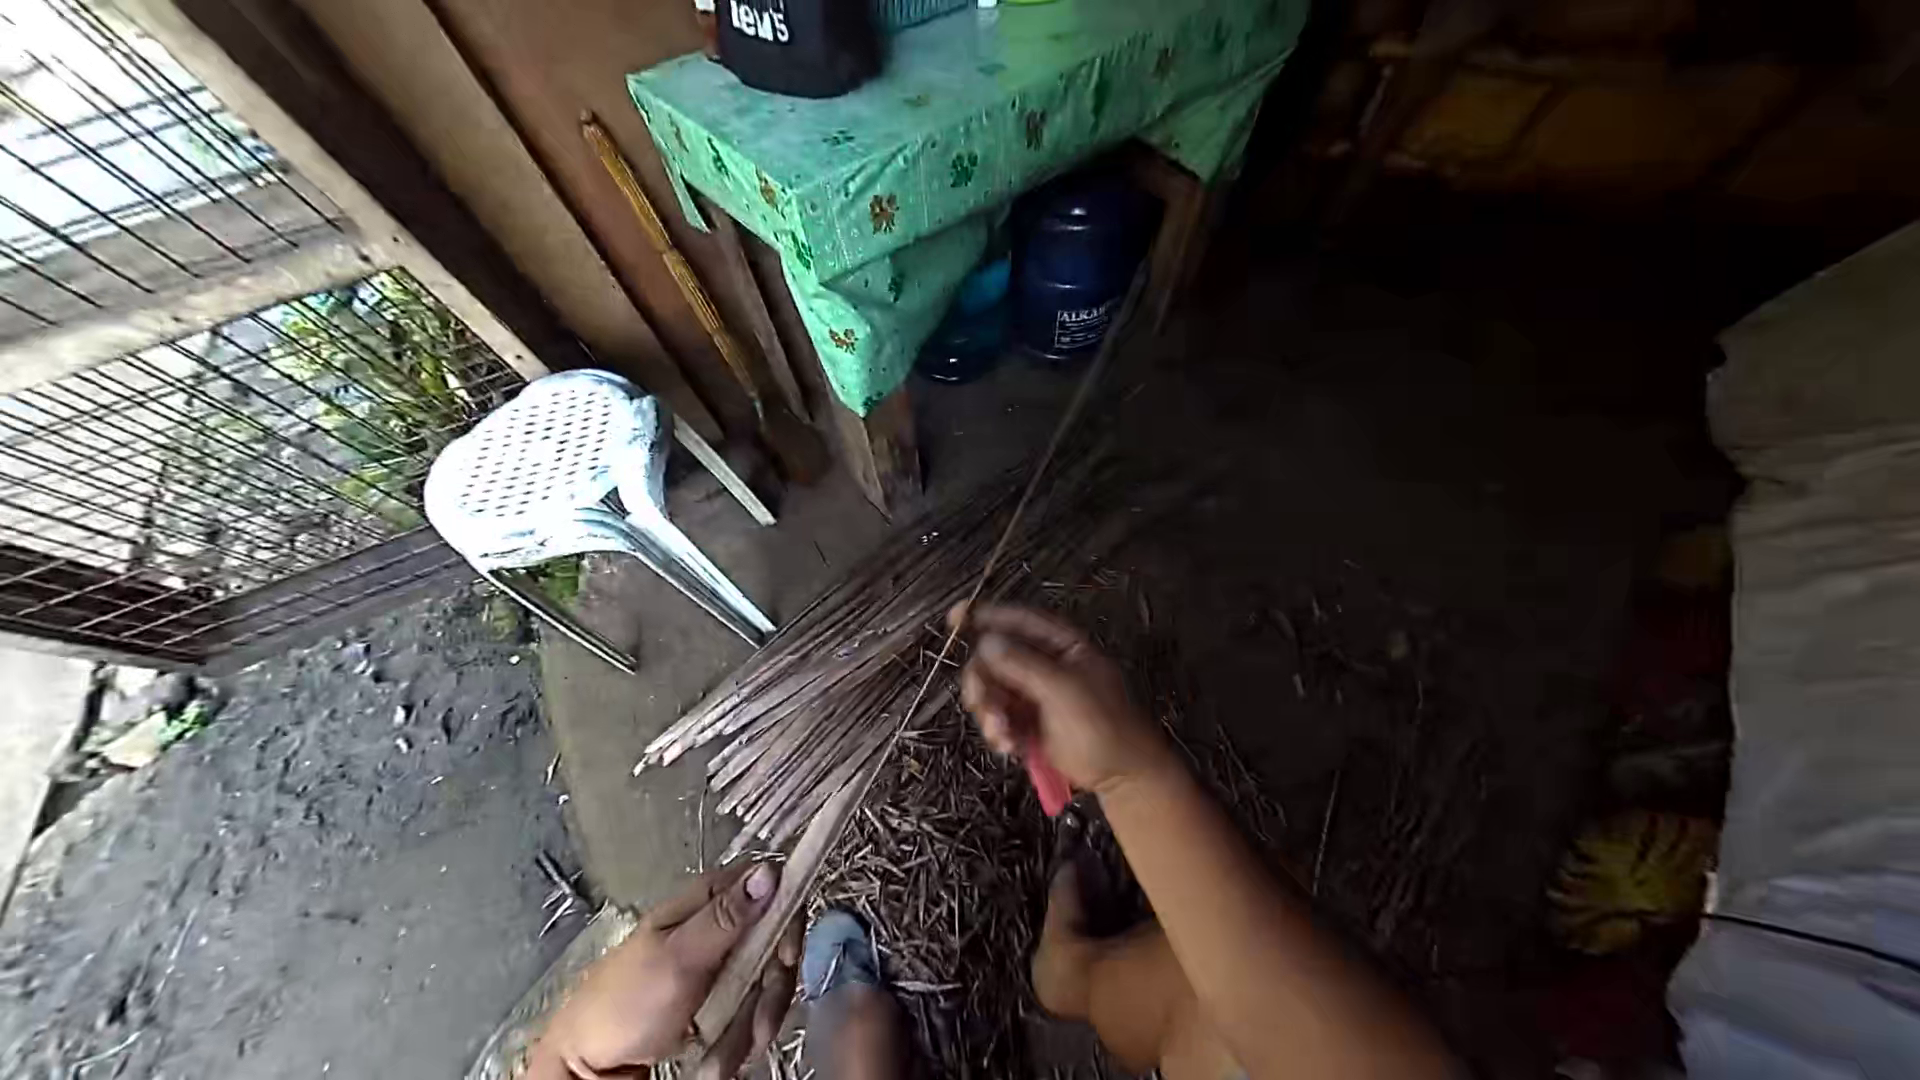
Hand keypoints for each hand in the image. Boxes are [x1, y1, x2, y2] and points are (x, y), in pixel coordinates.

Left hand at [528, 862, 800, 1079]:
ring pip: (766, 978)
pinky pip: (751, 1005)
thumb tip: (770, 870)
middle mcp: (723, 921)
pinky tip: (720, 1061)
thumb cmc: (627, 1004)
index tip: (785, 960)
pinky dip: (741, 1036)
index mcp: (711, 897)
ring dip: (752, 1024)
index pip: (773, 886)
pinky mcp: (720, 992)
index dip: (787, 920)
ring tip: (722, 1065)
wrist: (586, 1067)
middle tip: (760, 1030)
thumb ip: (726, 917)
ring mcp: (721, 958)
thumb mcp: (678, 959)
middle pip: (776, 939)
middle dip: (770, 990)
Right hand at [950, 603, 1175, 797]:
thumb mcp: (1064, 689)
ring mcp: (1033, 693)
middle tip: (980, 702)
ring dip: (988, 710)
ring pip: (991, 688)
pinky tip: (1007, 746)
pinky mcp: (1026, 721)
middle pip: (995, 657)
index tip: (955, 617)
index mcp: (1061, 645)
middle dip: (984, 681)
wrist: (1121, 775)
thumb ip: (1024, 664)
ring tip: (1001, 734)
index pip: (1020, 620)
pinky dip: (997, 730)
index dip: (987, 615)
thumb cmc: (1103, 724)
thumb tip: (986, 641)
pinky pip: (997, 715)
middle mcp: (1044, 663)